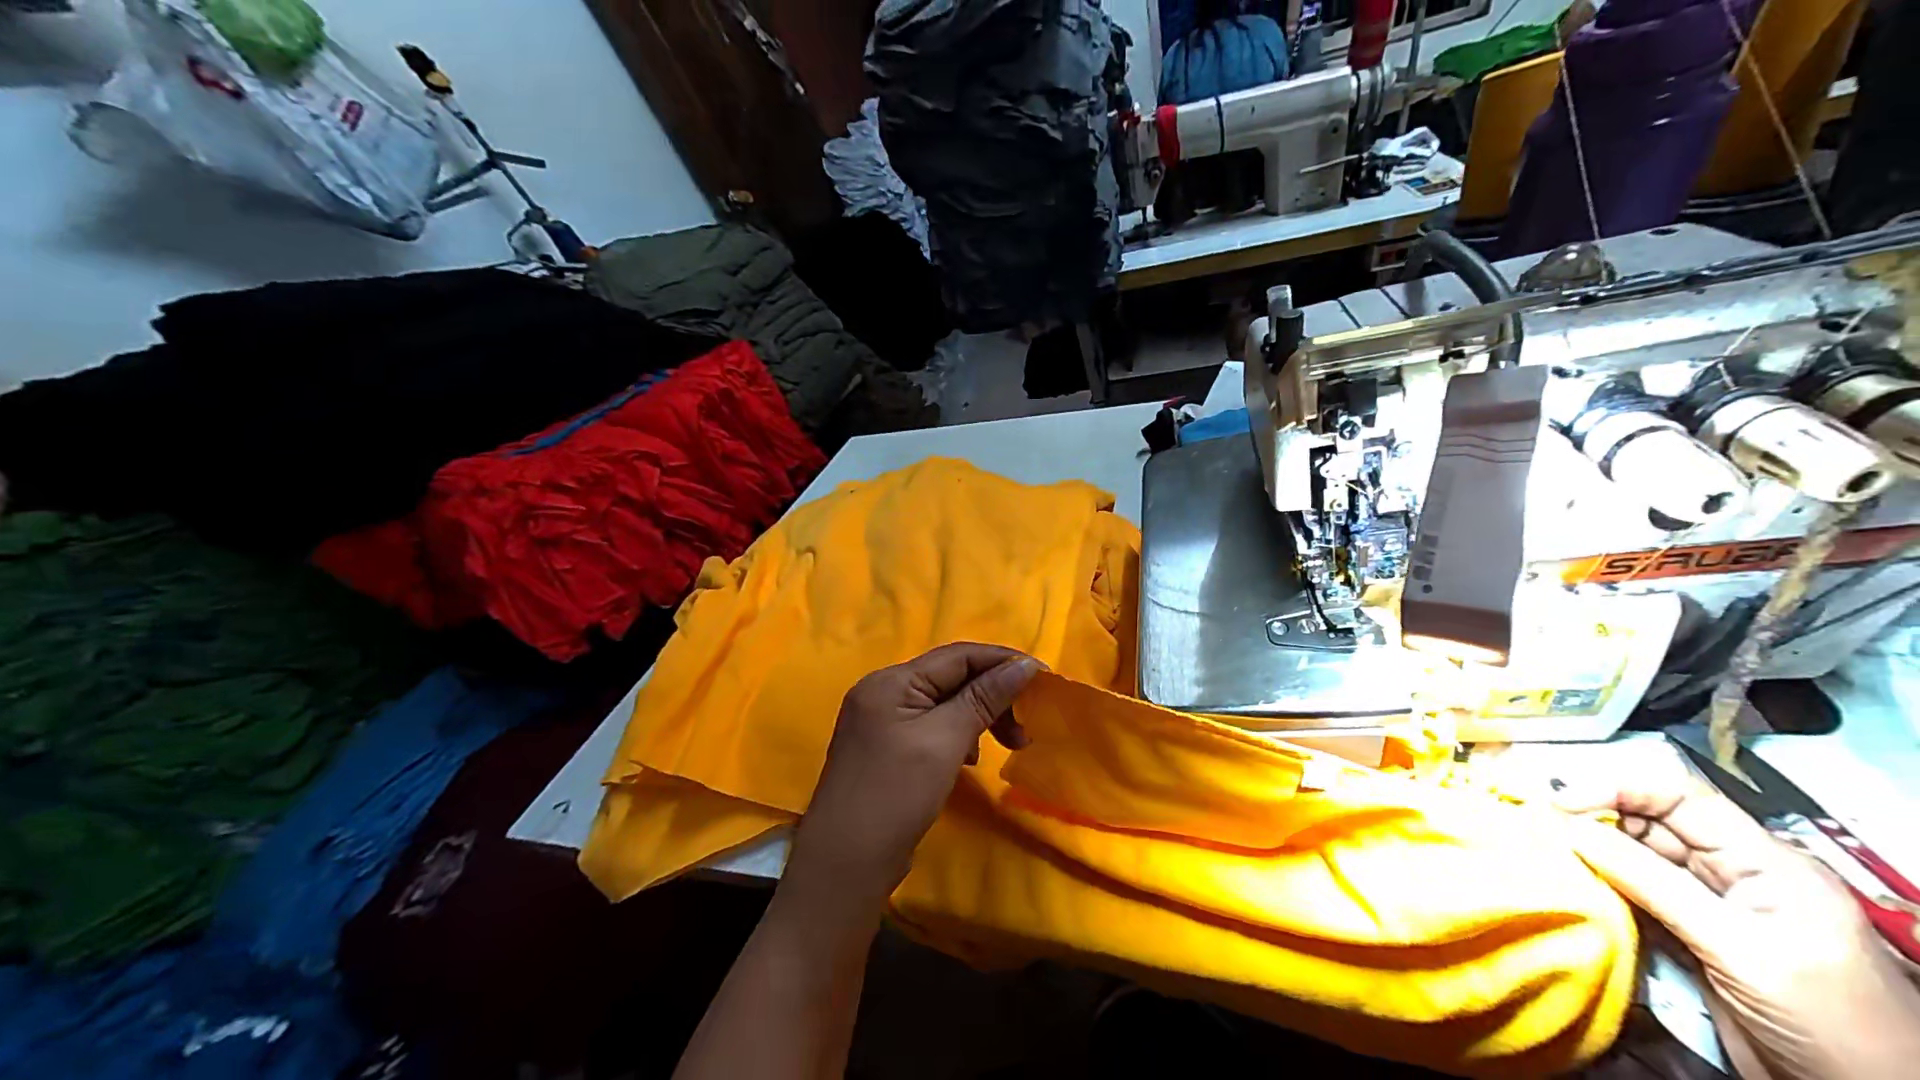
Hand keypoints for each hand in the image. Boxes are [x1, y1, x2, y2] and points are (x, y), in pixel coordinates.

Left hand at [787, 643, 1042, 905]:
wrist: (845, 864)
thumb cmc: (896, 794)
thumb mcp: (945, 740)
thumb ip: (985, 697)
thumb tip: (1025, 665)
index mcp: (891, 681)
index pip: (958, 656)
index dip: (1003, 662)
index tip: (1044, 680)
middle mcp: (882, 692)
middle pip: (950, 678)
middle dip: (993, 696)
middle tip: (1024, 730)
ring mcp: (881, 722)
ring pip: (943, 703)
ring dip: (978, 717)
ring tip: (1005, 745)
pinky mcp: (886, 749)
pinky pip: (931, 727)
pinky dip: (958, 736)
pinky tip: (970, 759)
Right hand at [1557, 759, 1919, 1079]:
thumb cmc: (1841, 1031)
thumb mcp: (1745, 951)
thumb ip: (1657, 886)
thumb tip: (1574, 832)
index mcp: (1766, 864)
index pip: (1678, 796)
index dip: (1617, 788)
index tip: (1562, 802)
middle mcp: (1734, 876)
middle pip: (1648, 825)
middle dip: (1592, 819)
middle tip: (1540, 828)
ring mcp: (1710, 909)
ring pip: (1633, 859)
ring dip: (1588, 854)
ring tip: (1544, 853)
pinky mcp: (1688, 939)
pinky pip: (1632, 897)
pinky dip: (1597, 888)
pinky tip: (1569, 886)